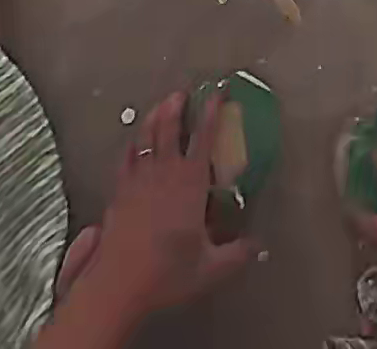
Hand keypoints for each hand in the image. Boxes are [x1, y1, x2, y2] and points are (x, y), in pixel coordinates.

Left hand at [82, 92, 255, 322]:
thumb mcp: (211, 268)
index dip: (212, 112)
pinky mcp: (119, 190)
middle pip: (169, 127)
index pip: (204, 137)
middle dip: (177, 106)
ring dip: (154, 117)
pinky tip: (133, 141)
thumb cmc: (167, 272)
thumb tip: (258, 246)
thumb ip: (237, 254)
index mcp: (191, 182)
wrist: (118, 285)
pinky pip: (126, 158)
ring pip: (146, 136)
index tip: (217, 94)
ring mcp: (139, 178)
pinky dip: (132, 144)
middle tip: (182, 92)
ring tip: (160, 105)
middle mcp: (165, 171)